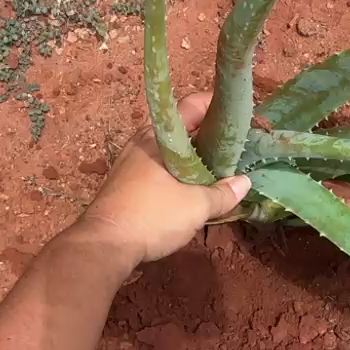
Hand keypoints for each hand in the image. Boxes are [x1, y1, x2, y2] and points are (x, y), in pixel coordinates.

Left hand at [72, 92, 251, 265]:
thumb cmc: (152, 216)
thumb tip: (244, 183)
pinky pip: (158, 167)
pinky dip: (177, 171)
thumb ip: (222, 193)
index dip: (216, 106)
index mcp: (160, 136)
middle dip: (207, 135)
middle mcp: (143, 142)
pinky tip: (189, 188)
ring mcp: (131, 162)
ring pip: (169, 150)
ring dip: (192, 157)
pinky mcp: (125, 182)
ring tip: (215, 170)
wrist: (105, 244)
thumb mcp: (196, 206)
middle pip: (180, 129)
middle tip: (231, 148)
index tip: (238, 117)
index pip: (191, 105)